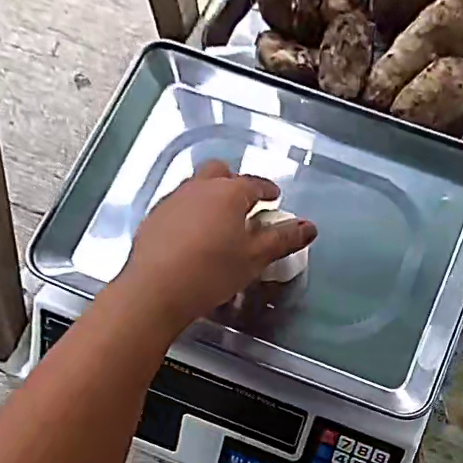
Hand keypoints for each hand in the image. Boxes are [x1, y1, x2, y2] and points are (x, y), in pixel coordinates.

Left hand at [109, 159, 317, 331]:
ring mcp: (173, 200)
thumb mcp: (254, 259)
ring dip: (210, 196)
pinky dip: (190, 213)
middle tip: (245, 202)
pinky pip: (178, 206)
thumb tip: (308, 228)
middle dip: (235, 183)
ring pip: (196, 186)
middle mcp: (199, 187)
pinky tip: (192, 236)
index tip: (273, 197)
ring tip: (219, 220)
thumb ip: (282, 240)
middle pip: (221, 172)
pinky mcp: (154, 218)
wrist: (156, 290)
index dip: (267, 190)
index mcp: (229, 192)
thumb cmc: (209, 273)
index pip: (255, 183)